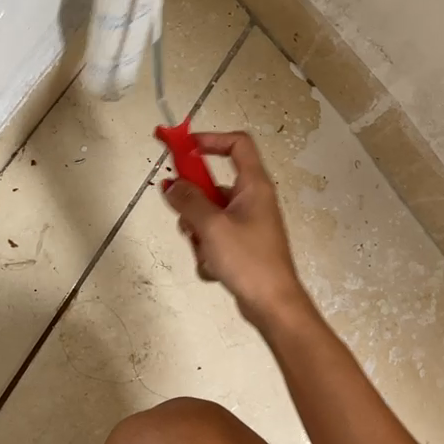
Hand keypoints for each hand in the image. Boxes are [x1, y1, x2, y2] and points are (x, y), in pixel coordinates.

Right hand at [161, 131, 314, 329]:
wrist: (272, 304)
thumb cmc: (247, 259)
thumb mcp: (212, 226)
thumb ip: (188, 201)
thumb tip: (170, 185)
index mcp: (254, 185)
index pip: (237, 145)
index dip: (210, 140)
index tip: (182, 148)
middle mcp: (252, 200)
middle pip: (212, 185)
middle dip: (193, 204)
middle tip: (185, 220)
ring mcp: (248, 224)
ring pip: (209, 216)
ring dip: (198, 233)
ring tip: (205, 252)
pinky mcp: (242, 246)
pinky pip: (214, 239)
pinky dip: (208, 252)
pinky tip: (215, 269)